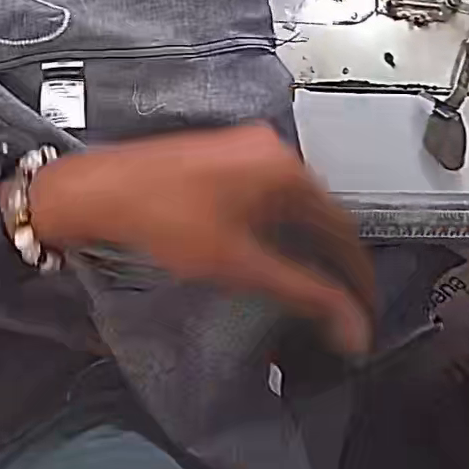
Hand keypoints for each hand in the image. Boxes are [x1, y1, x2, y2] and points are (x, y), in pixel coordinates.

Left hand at [28, 124, 374, 354]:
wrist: (103, 190)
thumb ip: (304, 293)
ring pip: (292, 201)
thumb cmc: (161, 215)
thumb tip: (349, 322)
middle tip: (341, 301)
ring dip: (303, 240)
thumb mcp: (241, 263)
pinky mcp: (223, 154)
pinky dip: (277, 223)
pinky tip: (272, 249)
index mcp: (282, 166)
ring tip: (311, 282)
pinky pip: (267, 191)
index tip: (364, 304)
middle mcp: (268, 148)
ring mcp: (243, 147)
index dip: (357, 272)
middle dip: (331, 257)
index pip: (342, 225)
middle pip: (319, 210)